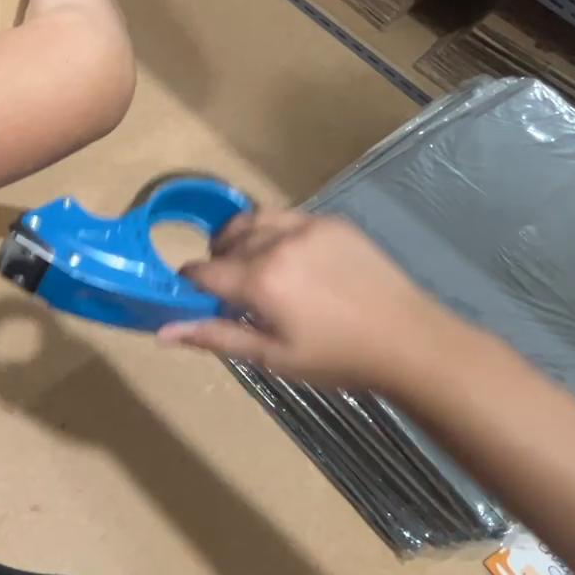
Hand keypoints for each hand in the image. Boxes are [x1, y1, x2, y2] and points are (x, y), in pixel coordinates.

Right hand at [23, 0, 133, 125]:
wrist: (78, 57)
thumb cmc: (71, 2)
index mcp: (102, 10)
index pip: (92, 5)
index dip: (78, 2)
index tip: (61, 4)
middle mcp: (102, 44)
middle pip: (84, 41)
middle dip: (69, 40)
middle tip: (46, 39)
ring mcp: (88, 76)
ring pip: (73, 70)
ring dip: (59, 69)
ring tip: (34, 70)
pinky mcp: (72, 100)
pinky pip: (55, 93)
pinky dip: (45, 92)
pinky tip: (28, 95)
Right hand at [158, 210, 471, 392]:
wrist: (412, 343)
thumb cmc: (336, 358)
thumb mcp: (270, 356)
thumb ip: (214, 336)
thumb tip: (162, 333)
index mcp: (261, 280)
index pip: (201, 271)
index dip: (189, 284)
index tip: (194, 297)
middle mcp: (278, 244)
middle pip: (223, 243)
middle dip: (217, 264)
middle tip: (231, 292)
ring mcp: (308, 228)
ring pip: (251, 221)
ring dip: (238, 240)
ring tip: (250, 266)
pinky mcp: (332, 223)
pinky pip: (284, 216)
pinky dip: (271, 231)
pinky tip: (286, 258)